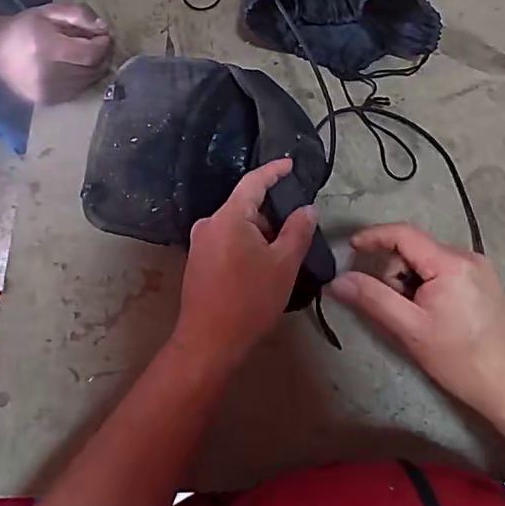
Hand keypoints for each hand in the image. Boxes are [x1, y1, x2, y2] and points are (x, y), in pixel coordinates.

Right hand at [0, 3, 112, 104]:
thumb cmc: (24, 28)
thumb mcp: (50, 11)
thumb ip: (78, 14)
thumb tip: (103, 28)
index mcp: (46, 48)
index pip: (89, 54)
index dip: (103, 46)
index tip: (104, 37)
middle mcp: (48, 74)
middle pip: (91, 70)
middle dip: (102, 57)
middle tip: (100, 46)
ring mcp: (47, 92)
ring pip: (87, 83)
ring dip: (94, 69)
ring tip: (88, 56)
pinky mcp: (47, 101)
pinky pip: (77, 92)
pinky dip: (83, 81)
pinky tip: (76, 69)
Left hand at [170, 158, 317, 370]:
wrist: (208, 342)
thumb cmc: (249, 300)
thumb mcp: (283, 264)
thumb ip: (298, 231)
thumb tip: (307, 208)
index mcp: (228, 217)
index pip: (253, 182)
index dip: (274, 170)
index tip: (290, 163)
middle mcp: (209, 223)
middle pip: (244, 205)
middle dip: (272, 211)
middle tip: (298, 225)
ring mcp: (200, 243)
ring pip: (236, 225)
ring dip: (260, 231)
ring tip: (283, 250)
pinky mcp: (197, 261)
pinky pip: (226, 240)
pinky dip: (246, 243)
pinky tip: (261, 264)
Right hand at [327, 224, 504, 417]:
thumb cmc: (462, 360)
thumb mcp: (410, 329)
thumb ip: (372, 298)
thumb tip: (338, 280)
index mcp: (451, 263)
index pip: (403, 233)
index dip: (373, 236)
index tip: (351, 249)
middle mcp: (468, 257)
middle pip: (415, 249)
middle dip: (396, 273)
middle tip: (398, 309)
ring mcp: (481, 270)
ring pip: (428, 262)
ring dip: (412, 283)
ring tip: (420, 319)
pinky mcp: (487, 284)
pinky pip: (445, 272)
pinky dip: (429, 287)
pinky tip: (436, 317)